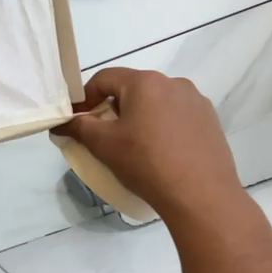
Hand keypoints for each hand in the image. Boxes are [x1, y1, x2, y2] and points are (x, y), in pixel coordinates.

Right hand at [52, 68, 245, 224]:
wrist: (199, 194)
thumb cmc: (145, 163)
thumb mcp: (103, 145)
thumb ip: (79, 128)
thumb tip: (62, 123)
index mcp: (145, 82)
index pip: (105, 78)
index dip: (85, 97)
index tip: (78, 121)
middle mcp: (173, 83)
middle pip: (132, 88)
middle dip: (113, 108)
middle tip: (103, 136)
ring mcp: (195, 101)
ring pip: (155, 102)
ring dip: (138, 117)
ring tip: (133, 146)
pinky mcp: (209, 120)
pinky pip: (175, 116)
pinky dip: (161, 127)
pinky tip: (159, 152)